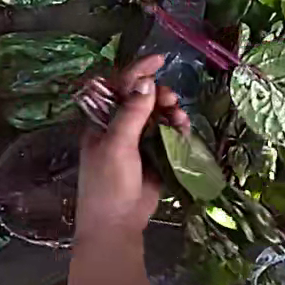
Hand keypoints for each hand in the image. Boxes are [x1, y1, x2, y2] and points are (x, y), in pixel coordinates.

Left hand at [75, 55, 187, 238]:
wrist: (117, 224)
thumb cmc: (108, 184)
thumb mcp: (118, 145)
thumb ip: (132, 113)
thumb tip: (146, 81)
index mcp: (102, 121)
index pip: (119, 86)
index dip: (138, 70)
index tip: (160, 60)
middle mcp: (120, 127)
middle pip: (143, 99)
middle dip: (159, 95)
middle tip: (172, 100)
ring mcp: (137, 141)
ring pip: (158, 116)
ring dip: (170, 112)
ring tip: (179, 118)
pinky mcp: (153, 155)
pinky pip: (167, 134)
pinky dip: (176, 129)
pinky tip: (182, 130)